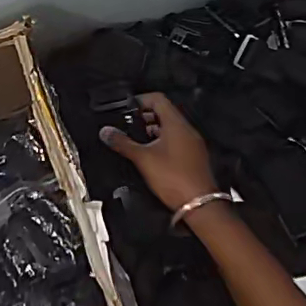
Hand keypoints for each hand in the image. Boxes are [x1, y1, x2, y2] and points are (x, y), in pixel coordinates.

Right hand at [100, 92, 221, 211]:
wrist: (199, 206)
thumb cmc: (173, 178)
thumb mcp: (142, 158)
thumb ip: (122, 143)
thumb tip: (106, 132)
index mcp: (176, 124)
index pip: (158, 99)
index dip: (140, 100)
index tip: (127, 108)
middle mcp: (187, 130)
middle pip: (164, 112)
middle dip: (144, 117)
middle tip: (128, 125)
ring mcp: (193, 144)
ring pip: (170, 128)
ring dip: (153, 130)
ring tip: (137, 141)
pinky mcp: (194, 157)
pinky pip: (176, 141)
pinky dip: (162, 142)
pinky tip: (150, 155)